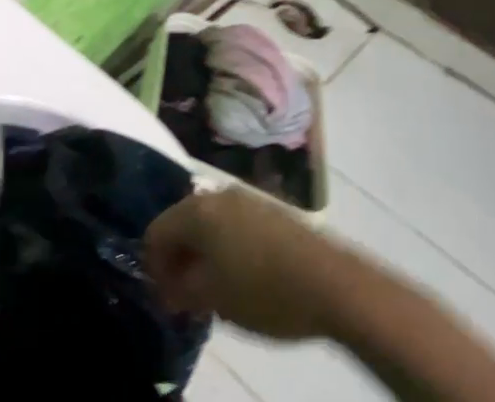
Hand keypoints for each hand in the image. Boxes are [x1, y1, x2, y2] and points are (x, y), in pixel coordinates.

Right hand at [142, 186, 367, 340]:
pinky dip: (232, 249)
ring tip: (219, 288)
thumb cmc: (266, 290)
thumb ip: (180, 291)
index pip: (155, 234)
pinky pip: (238, 227)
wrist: (340, 288)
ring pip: (212, 225)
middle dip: (181, 260)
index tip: (166, 298)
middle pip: (183, 225)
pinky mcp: (276, 212)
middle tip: (188, 294)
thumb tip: (169, 289)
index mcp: (194, 209)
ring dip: (207, 254)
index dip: (154, 268)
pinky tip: (247, 276)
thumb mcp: (214, 299)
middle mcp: (216, 195)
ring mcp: (249, 200)